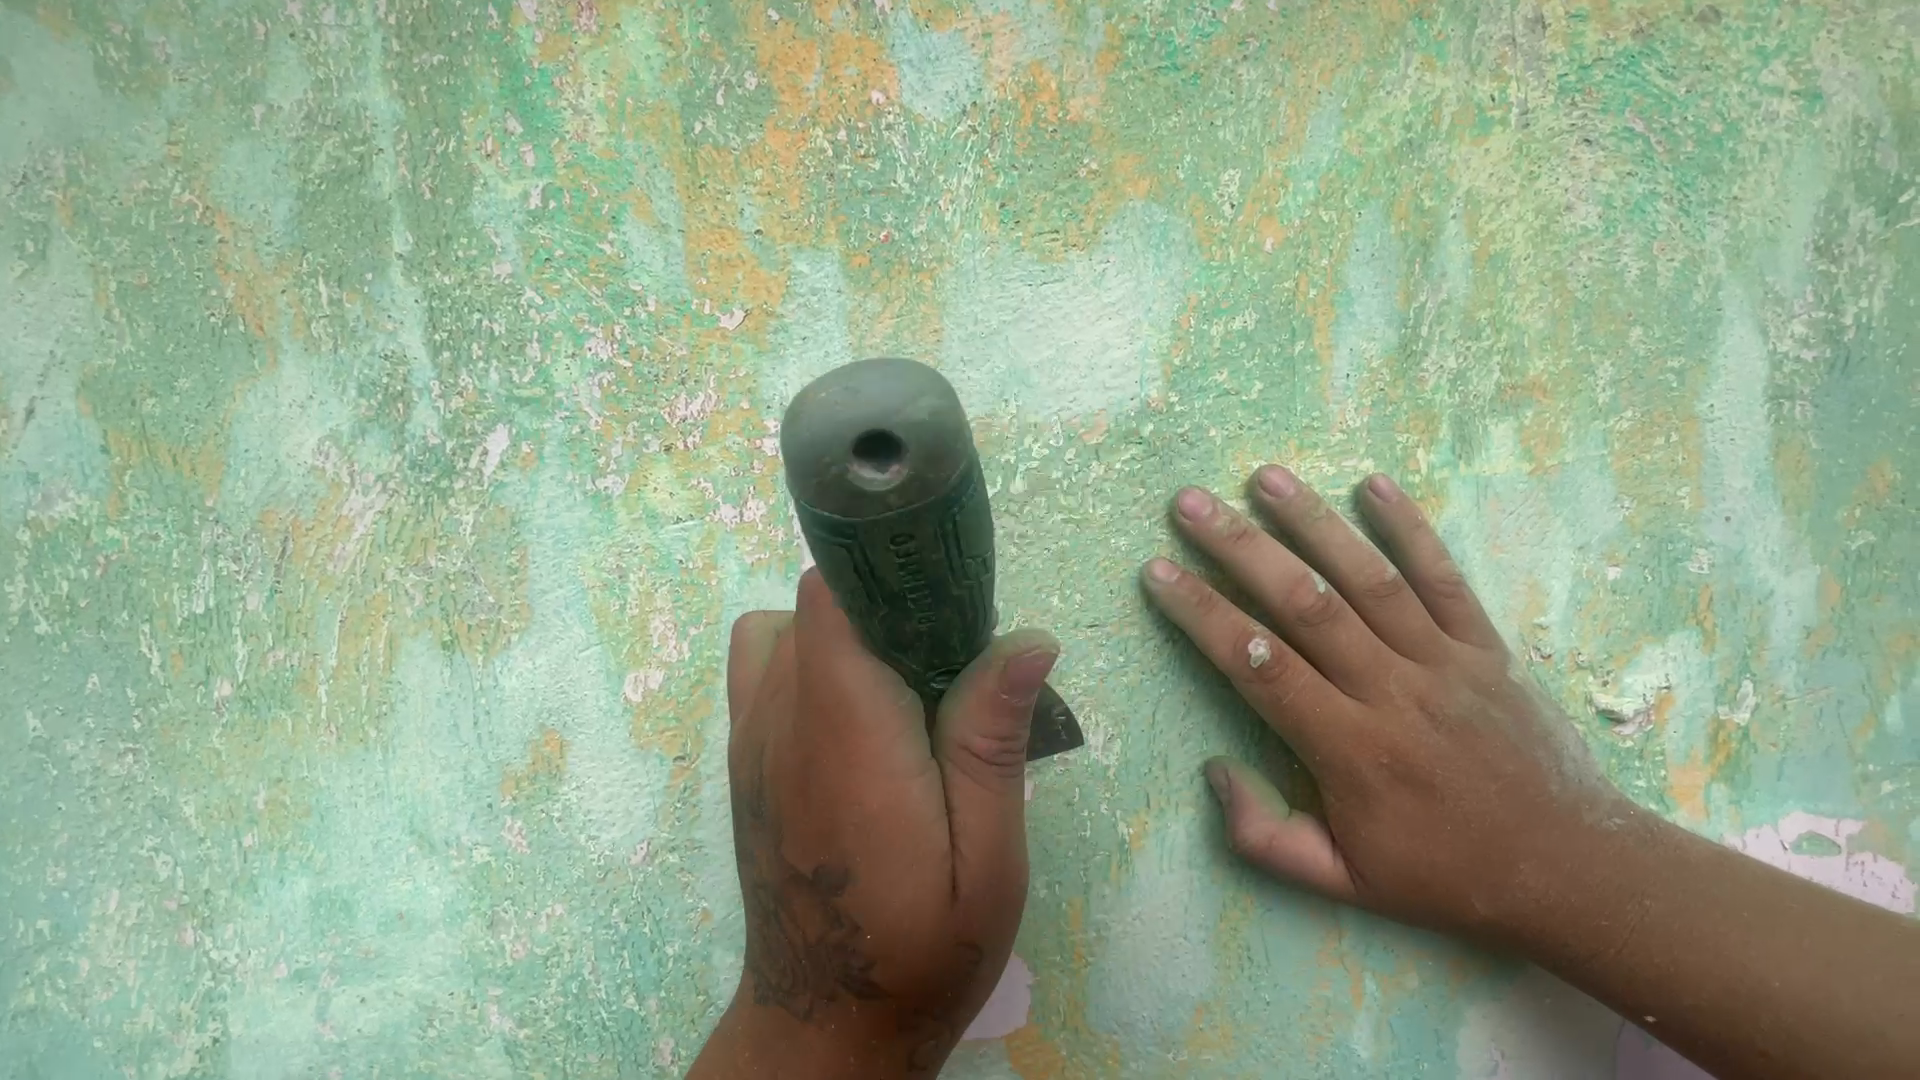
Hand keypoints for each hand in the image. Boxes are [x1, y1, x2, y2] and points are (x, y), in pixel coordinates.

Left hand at [689, 570, 1058, 1079]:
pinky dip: (804, 662)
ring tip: (900, 686)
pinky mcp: (742, 763)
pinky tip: (855, 714)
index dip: (885, 573)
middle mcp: (780, 722)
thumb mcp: (987, 859)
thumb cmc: (920, 947)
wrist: (824, 1027)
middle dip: (884, 608)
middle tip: (949, 662)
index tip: (948, 597)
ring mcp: (749, 741)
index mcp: (844, 735)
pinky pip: (761, 671)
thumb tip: (1028, 640)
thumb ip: (992, 743)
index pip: (830, 597)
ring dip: (841, 633)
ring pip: (781, 630)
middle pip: (814, 607)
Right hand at [1141, 468, 1631, 940]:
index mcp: (1350, 749)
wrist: (1573, 869)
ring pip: (1369, 579)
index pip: (1259, 666)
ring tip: (1264, 477)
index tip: (1158, 572)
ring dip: (1313, 522)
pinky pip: (1445, 578)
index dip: (1203, 615)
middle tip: (1190, 504)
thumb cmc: (1443, 875)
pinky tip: (1374, 484)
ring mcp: (1444, 661)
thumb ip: (1263, 838)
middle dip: (1240, 548)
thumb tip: (1212, 770)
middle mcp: (1392, 691)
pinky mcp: (1486, 647)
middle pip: (1305, 605)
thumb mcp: (1342, 884)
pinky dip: (1410, 529)